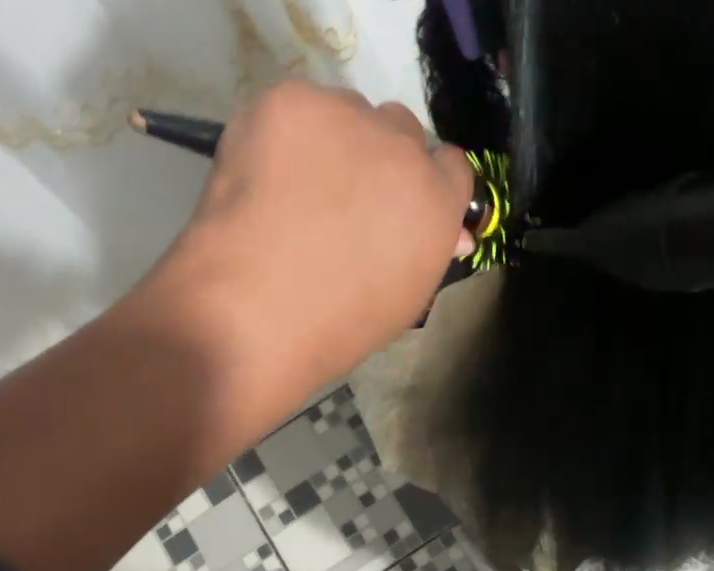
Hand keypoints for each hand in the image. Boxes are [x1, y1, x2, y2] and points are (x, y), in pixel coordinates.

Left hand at [131, 81, 475, 392]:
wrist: (259, 308)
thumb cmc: (342, 324)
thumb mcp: (406, 297)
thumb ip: (430, 250)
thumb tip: (453, 234)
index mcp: (438, 200)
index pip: (451, 164)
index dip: (425, 181)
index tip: (399, 202)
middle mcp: (404, 149)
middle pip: (402, 129)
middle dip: (382, 155)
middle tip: (345, 195)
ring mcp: (347, 119)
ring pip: (349, 111)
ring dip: (335, 138)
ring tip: (299, 184)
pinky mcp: (291, 104)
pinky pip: (296, 107)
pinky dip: (284, 133)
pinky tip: (267, 172)